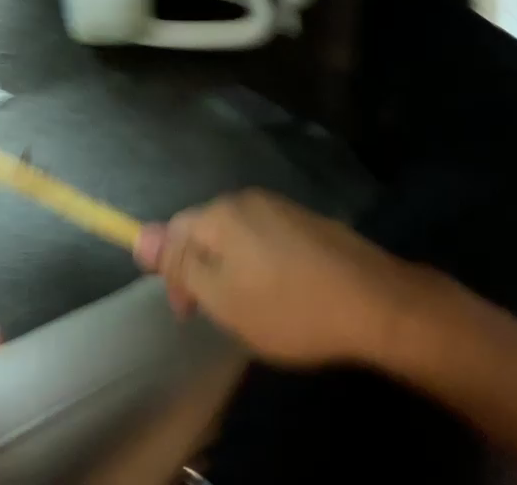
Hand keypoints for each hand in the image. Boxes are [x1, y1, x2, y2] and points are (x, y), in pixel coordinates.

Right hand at [136, 189, 441, 369]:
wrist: (378, 305)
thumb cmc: (290, 308)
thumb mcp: (223, 298)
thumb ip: (180, 265)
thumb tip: (138, 234)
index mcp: (222, 214)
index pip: (175, 231)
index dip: (172, 272)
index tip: (188, 312)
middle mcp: (249, 200)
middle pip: (207, 231)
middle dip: (204, 270)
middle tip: (219, 315)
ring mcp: (284, 208)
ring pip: (240, 237)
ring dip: (234, 269)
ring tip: (253, 309)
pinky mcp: (312, 224)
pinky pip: (270, 241)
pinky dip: (265, 266)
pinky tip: (284, 296)